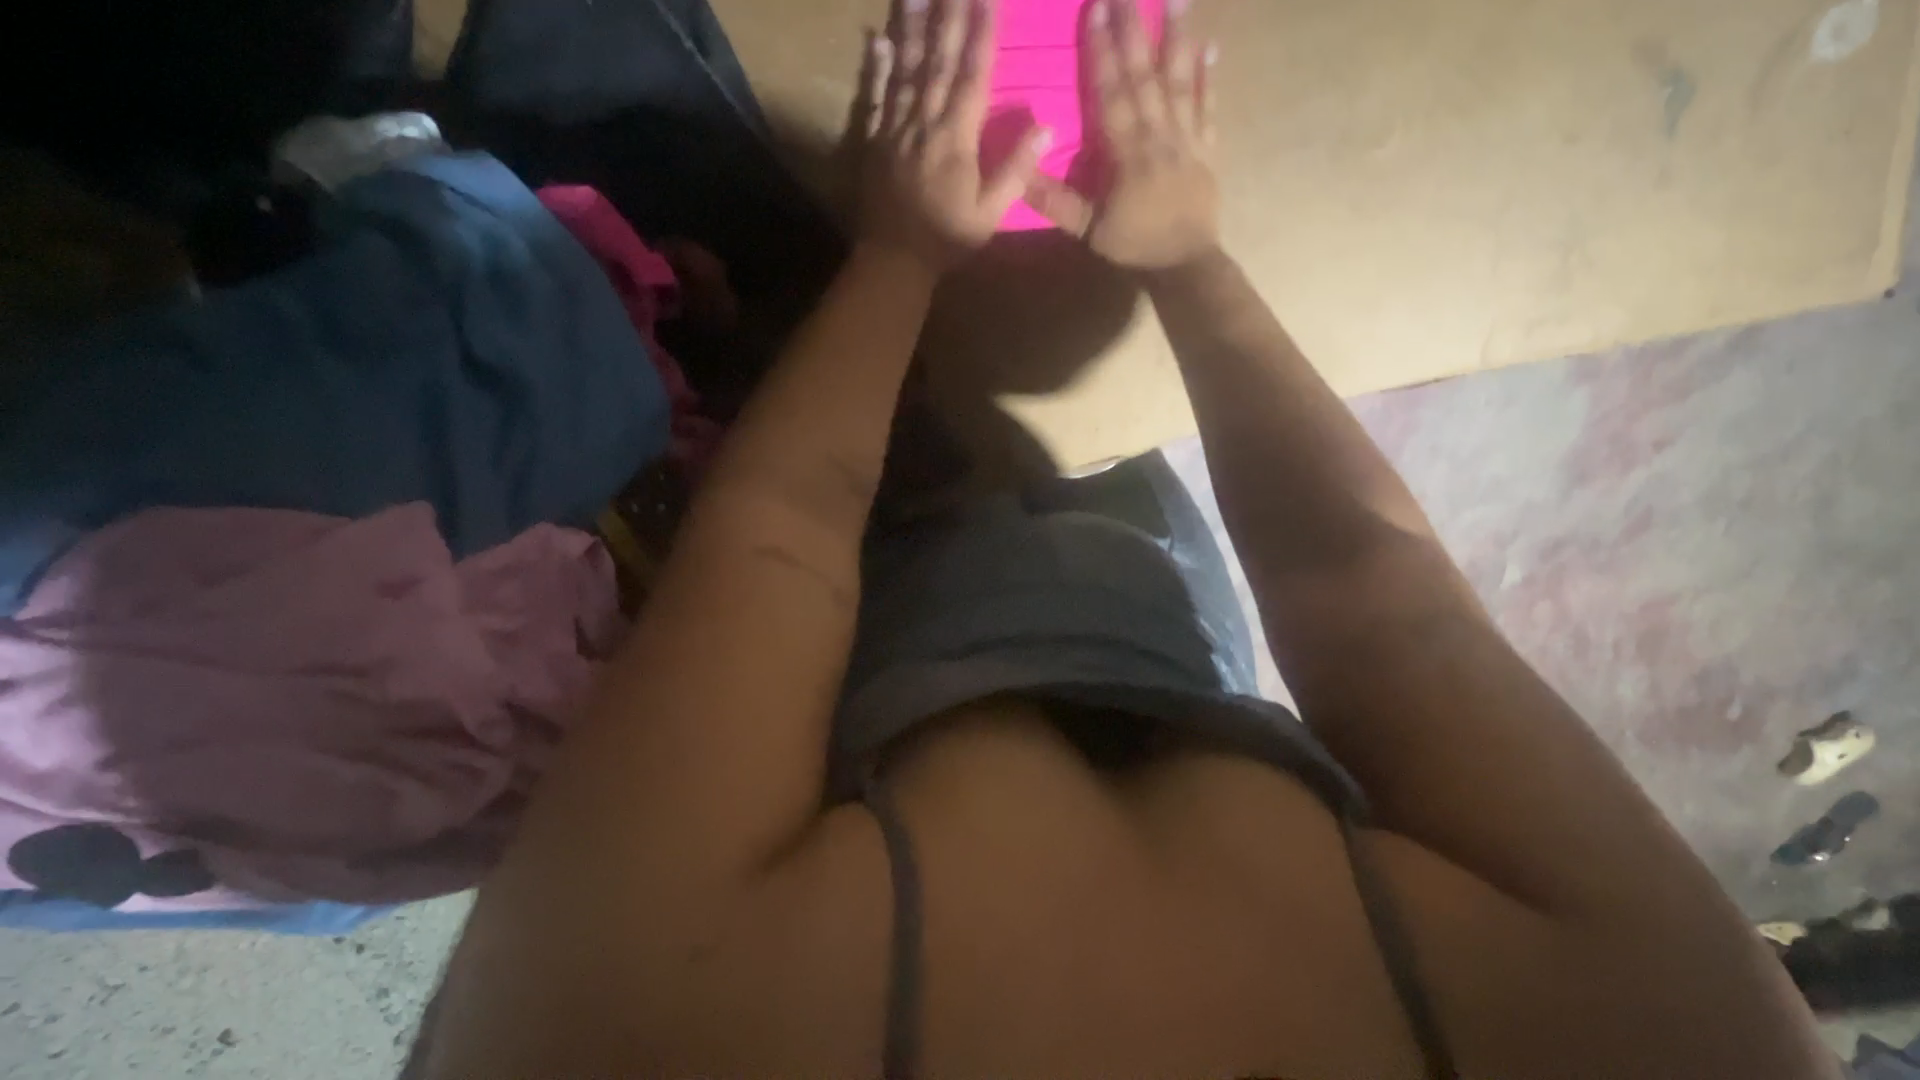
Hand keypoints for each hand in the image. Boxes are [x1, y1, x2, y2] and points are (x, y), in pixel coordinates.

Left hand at [852, 0, 1053, 270]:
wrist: (893, 261)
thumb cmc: (947, 240)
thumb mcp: (989, 215)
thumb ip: (1015, 171)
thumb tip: (1045, 127)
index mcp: (956, 140)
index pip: (973, 76)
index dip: (982, 33)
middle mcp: (924, 124)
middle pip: (938, 61)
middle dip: (949, 15)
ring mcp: (895, 130)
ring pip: (906, 70)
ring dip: (912, 28)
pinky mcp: (875, 142)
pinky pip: (876, 97)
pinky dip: (877, 67)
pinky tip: (878, 39)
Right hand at [1027, 0, 1220, 270]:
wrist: (1185, 265)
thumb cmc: (1135, 247)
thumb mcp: (1089, 231)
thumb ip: (1057, 202)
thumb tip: (1020, 174)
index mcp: (1128, 154)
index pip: (1112, 94)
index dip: (1102, 52)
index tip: (1096, 10)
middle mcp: (1160, 136)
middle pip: (1145, 76)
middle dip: (1134, 29)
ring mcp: (1188, 139)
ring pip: (1181, 81)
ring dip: (1177, 38)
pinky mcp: (1207, 148)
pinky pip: (1209, 106)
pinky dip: (1209, 77)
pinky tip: (1210, 46)